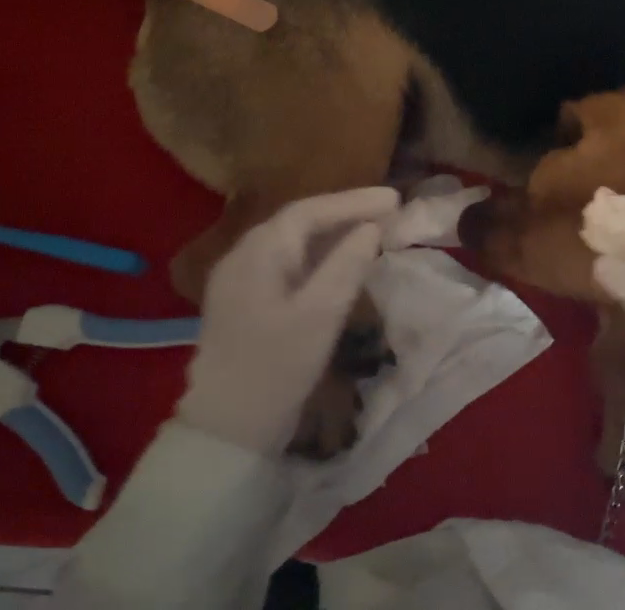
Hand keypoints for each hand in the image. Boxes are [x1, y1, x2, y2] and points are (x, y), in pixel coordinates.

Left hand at [176, 187, 398, 453]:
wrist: (229, 426)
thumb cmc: (277, 364)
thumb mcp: (321, 312)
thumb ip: (347, 263)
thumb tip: (373, 227)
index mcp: (257, 254)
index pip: (309, 211)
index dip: (354, 201)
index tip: (395, 199)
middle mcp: (244, 258)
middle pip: (300, 222)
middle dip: (347, 212)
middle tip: (391, 210)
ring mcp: (243, 281)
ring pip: (295, 242)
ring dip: (336, 232)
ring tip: (376, 229)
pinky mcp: (249, 303)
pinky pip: (290, 263)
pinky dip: (322, 254)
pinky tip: (344, 261)